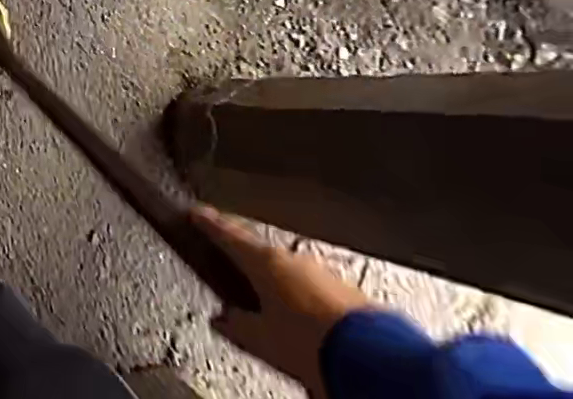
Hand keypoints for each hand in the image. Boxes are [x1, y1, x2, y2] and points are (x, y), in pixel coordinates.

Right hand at [190, 206, 376, 396]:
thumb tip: (223, 319)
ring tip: (280, 315)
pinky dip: (313, 306)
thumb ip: (234, 324)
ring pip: (295, 276)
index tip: (196, 213)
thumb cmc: (319, 346)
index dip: (206, 221)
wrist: (388, 371)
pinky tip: (315, 329)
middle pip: (262, 255)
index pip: (225, 232)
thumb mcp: (260, 340)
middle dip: (249, 262)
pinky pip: (325, 296)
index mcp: (262, 259)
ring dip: (284, 288)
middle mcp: (296, 261)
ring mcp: (331, 279)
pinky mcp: (361, 301)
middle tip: (235, 271)